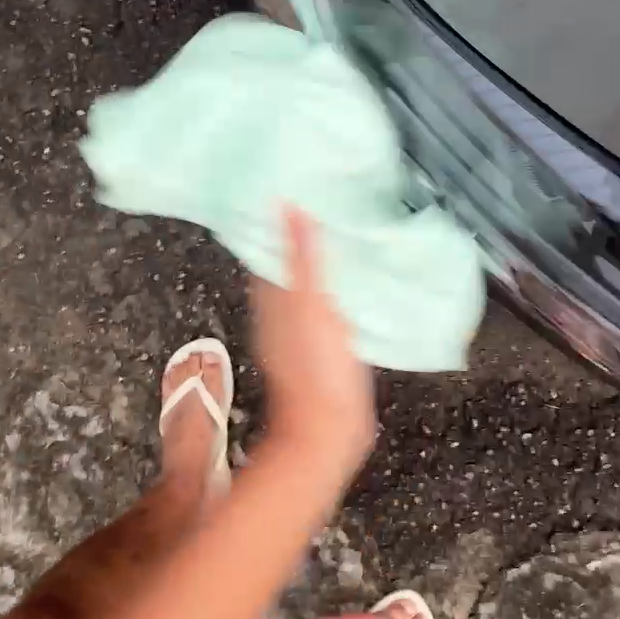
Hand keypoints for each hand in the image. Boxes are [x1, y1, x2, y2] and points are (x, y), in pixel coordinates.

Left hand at [250, 207, 375, 477]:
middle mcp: (279, 313)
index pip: (271, 248)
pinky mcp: (319, 349)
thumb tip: (288, 208)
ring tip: (337, 236)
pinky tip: (347, 285)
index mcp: (274, 298)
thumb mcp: (312, 306)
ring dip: (315, 263)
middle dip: (299, 238)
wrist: (329, 429)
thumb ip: (303, 259)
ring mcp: (298, 333)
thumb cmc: (319, 370)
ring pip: (302, 287)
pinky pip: (322, 307)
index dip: (281, 219)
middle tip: (320, 205)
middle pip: (285, 266)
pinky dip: (331, 290)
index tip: (295, 189)